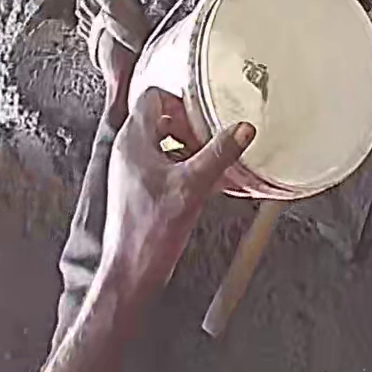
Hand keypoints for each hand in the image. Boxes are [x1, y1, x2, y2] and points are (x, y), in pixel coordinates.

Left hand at [99, 87, 254, 295]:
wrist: (131, 275)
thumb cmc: (150, 232)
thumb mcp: (193, 186)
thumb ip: (220, 154)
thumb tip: (242, 130)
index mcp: (133, 140)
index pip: (153, 96)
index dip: (180, 100)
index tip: (201, 113)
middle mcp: (128, 150)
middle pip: (159, 116)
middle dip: (188, 124)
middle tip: (209, 136)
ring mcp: (131, 169)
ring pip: (162, 140)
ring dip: (187, 144)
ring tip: (209, 158)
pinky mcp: (138, 187)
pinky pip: (161, 162)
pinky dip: (182, 163)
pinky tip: (203, 180)